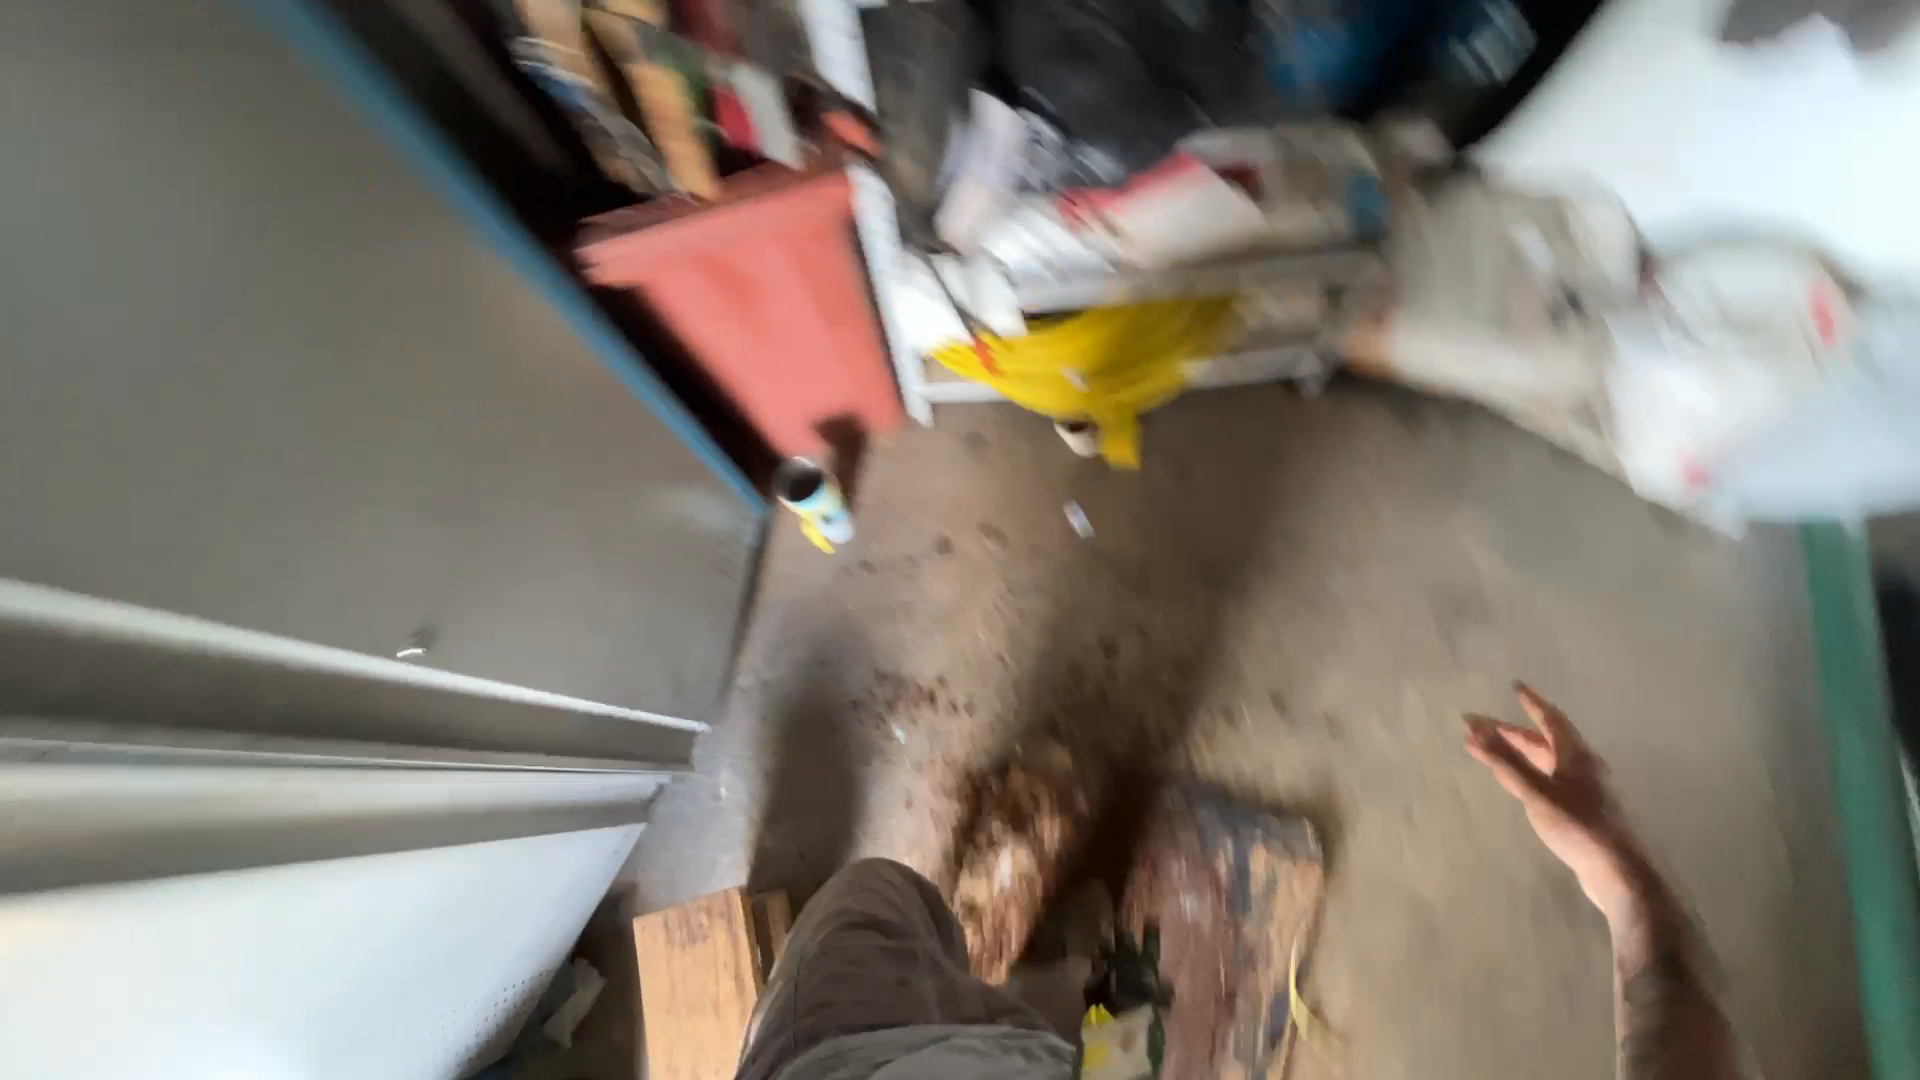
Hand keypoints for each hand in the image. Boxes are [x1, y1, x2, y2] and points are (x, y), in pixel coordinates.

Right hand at [1465, 683, 1649, 924]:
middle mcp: (1584, 769)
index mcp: (1578, 757)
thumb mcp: (1536, 792)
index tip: (1515, 686)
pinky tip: (1513, 780)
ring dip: (1515, 752)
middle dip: (1509, 731)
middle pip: (1543, 742)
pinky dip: (1524, 772)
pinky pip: (1547, 780)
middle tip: (1478, 725)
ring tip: (1487, 749)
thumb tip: (1474, 730)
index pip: (1551, 720)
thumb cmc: (1580, 827)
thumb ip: (1504, 762)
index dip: (1532, 703)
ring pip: (1545, 762)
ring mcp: (1585, 792)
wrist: (1624, 876)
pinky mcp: (1582, 813)